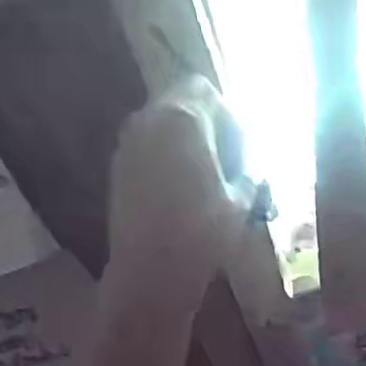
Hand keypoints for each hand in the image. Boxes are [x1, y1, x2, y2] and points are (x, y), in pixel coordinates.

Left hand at [105, 76, 251, 310]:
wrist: (152, 274)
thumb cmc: (202, 236)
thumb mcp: (239, 207)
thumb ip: (246, 179)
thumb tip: (248, 174)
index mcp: (184, 118)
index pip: (206, 92)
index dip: (228, 119)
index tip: (242, 152)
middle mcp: (149, 120)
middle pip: (180, 105)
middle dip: (205, 130)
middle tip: (225, 166)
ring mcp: (128, 145)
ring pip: (161, 130)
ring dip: (184, 148)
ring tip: (204, 185)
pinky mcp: (118, 172)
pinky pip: (147, 154)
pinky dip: (165, 164)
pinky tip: (180, 198)